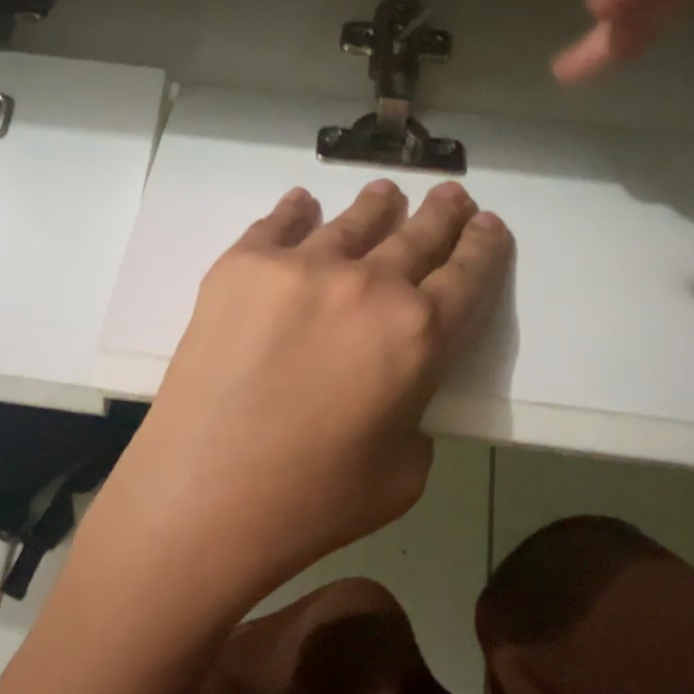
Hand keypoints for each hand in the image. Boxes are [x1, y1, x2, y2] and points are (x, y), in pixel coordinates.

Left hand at [95, 180, 511, 595]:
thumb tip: (394, 384)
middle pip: (416, 236)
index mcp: (420, 335)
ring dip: (378, 206)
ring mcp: (300, 267)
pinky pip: (279, 224)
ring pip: (353, 222)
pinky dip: (297, 211)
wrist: (204, 492)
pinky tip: (303, 203)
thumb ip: (414, 412)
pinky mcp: (242, 266)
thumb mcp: (404, 472)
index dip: (484, 247)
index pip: (468, 275)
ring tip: (387, 193)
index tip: (490, 225)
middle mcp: (368, 285)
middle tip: (452, 195)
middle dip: (441, 215)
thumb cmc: (314, 500)